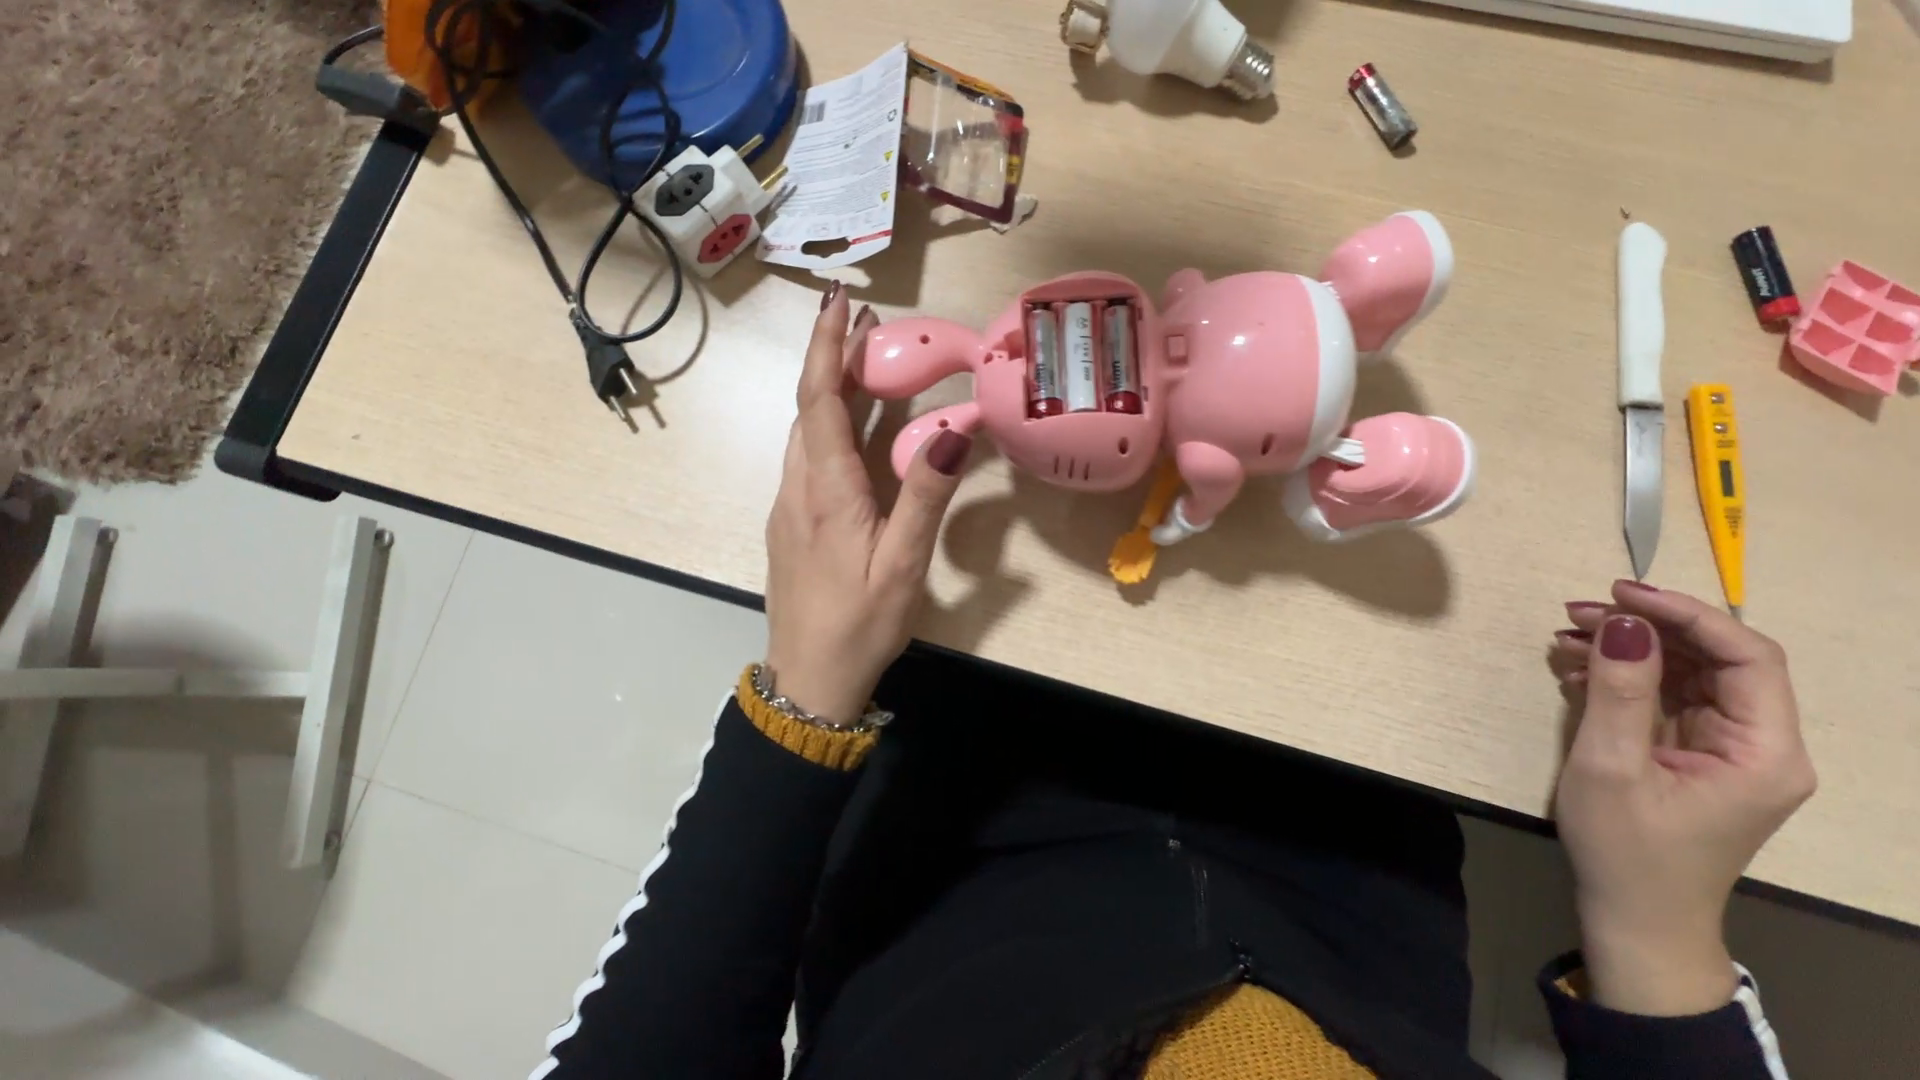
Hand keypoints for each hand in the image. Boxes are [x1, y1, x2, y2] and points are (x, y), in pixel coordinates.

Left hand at [761, 284, 972, 724]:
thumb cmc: (859, 625)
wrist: (809, 679)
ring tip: (863, 364)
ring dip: (828, 390)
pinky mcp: (791, 525)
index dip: (827, 348)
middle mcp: (798, 489)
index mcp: (825, 492)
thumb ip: (926, 497)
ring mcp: (788, 507)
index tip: (839, 303)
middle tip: (865, 323)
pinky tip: (852, 431)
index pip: (819, 401)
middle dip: (830, 358)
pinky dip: (827, 425)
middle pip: (807, 408)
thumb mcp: (902, 566)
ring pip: (803, 433)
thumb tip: (957, 429)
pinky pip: (806, 459)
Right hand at [1550, 582, 1815, 1015]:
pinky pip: (1671, 698)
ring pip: (1691, 674)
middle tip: (1576, 611)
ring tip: (1566, 635)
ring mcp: (1731, 750)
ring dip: (1632, 648)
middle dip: (1649, 628)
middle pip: (1719, 659)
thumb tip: (1622, 623)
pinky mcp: (1698, 755)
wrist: (1634, 917)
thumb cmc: (1625, 849)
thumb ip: (1621, 691)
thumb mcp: (1610, 766)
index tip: (1619, 594)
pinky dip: (1627, 676)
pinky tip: (1578, 668)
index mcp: (1765, 751)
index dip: (1687, 615)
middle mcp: (1763, 745)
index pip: (1747, 656)